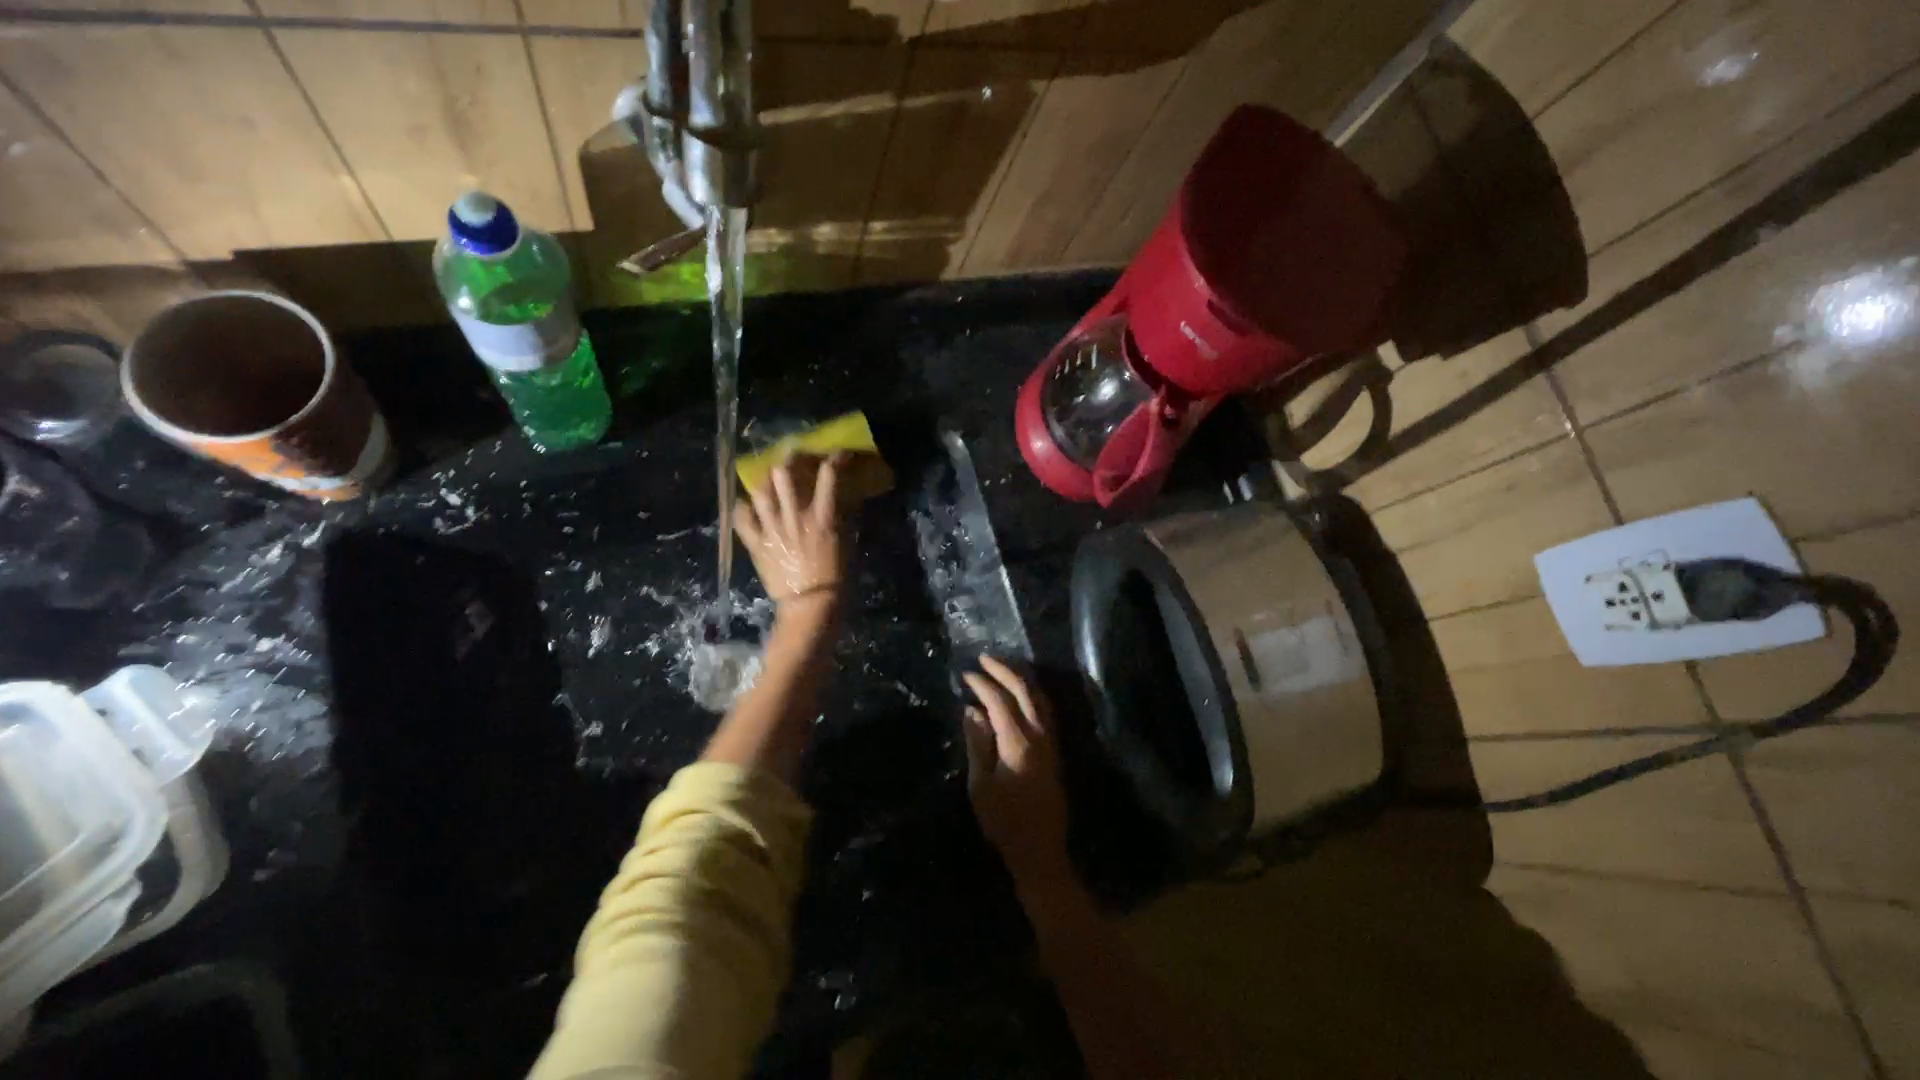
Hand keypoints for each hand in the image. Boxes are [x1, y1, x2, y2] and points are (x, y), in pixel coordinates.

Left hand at [735, 452, 848, 605]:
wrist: (810, 607)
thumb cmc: (836, 578)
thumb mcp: (848, 544)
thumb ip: (844, 518)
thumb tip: (844, 498)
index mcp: (822, 519)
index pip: (829, 476)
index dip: (834, 458)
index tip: (838, 453)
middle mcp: (794, 518)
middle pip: (784, 475)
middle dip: (788, 458)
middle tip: (793, 455)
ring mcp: (772, 530)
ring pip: (760, 492)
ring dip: (765, 481)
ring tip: (768, 478)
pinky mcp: (757, 545)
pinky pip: (742, 520)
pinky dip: (742, 509)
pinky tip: (747, 505)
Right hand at [961, 656, 1072, 890]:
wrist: (1040, 849)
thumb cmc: (1004, 822)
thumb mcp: (980, 785)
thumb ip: (978, 744)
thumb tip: (973, 710)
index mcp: (1018, 742)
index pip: (1000, 700)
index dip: (982, 684)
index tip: (965, 674)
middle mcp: (1040, 735)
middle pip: (1025, 691)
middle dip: (1005, 671)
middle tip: (984, 659)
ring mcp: (1051, 741)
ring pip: (1040, 698)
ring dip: (1021, 679)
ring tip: (1001, 668)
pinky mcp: (1055, 750)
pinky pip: (1045, 710)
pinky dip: (1031, 694)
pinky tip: (1020, 694)